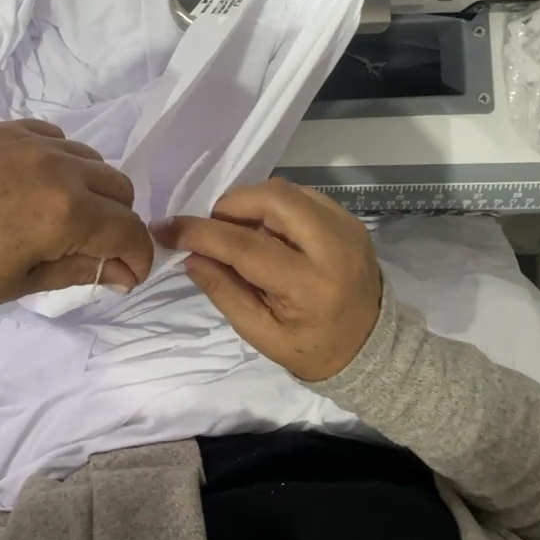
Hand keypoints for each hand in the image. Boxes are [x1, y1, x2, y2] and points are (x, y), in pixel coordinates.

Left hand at [0, 120, 153, 311]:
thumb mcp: (20, 283)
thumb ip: (80, 271)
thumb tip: (123, 273)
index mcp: (64, 213)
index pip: (129, 230)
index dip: (138, 257)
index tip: (127, 274)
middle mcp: (58, 168)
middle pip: (119, 189)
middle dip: (117, 222)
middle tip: (91, 247)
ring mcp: (31, 141)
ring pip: (92, 159)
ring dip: (91, 190)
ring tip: (61, 215)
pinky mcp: (5, 126)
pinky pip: (57, 138)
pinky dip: (62, 162)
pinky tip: (36, 184)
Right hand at [152, 179, 381, 381]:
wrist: (373, 348)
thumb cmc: (312, 349)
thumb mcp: (261, 333)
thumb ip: (223, 290)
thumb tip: (189, 254)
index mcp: (310, 286)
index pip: (245, 246)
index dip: (200, 233)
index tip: (166, 229)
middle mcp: (333, 246)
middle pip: (270, 198)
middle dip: (229, 207)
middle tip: (212, 230)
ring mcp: (346, 226)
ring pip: (285, 190)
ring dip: (250, 203)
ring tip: (238, 232)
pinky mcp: (349, 219)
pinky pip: (301, 195)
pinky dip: (273, 205)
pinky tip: (266, 230)